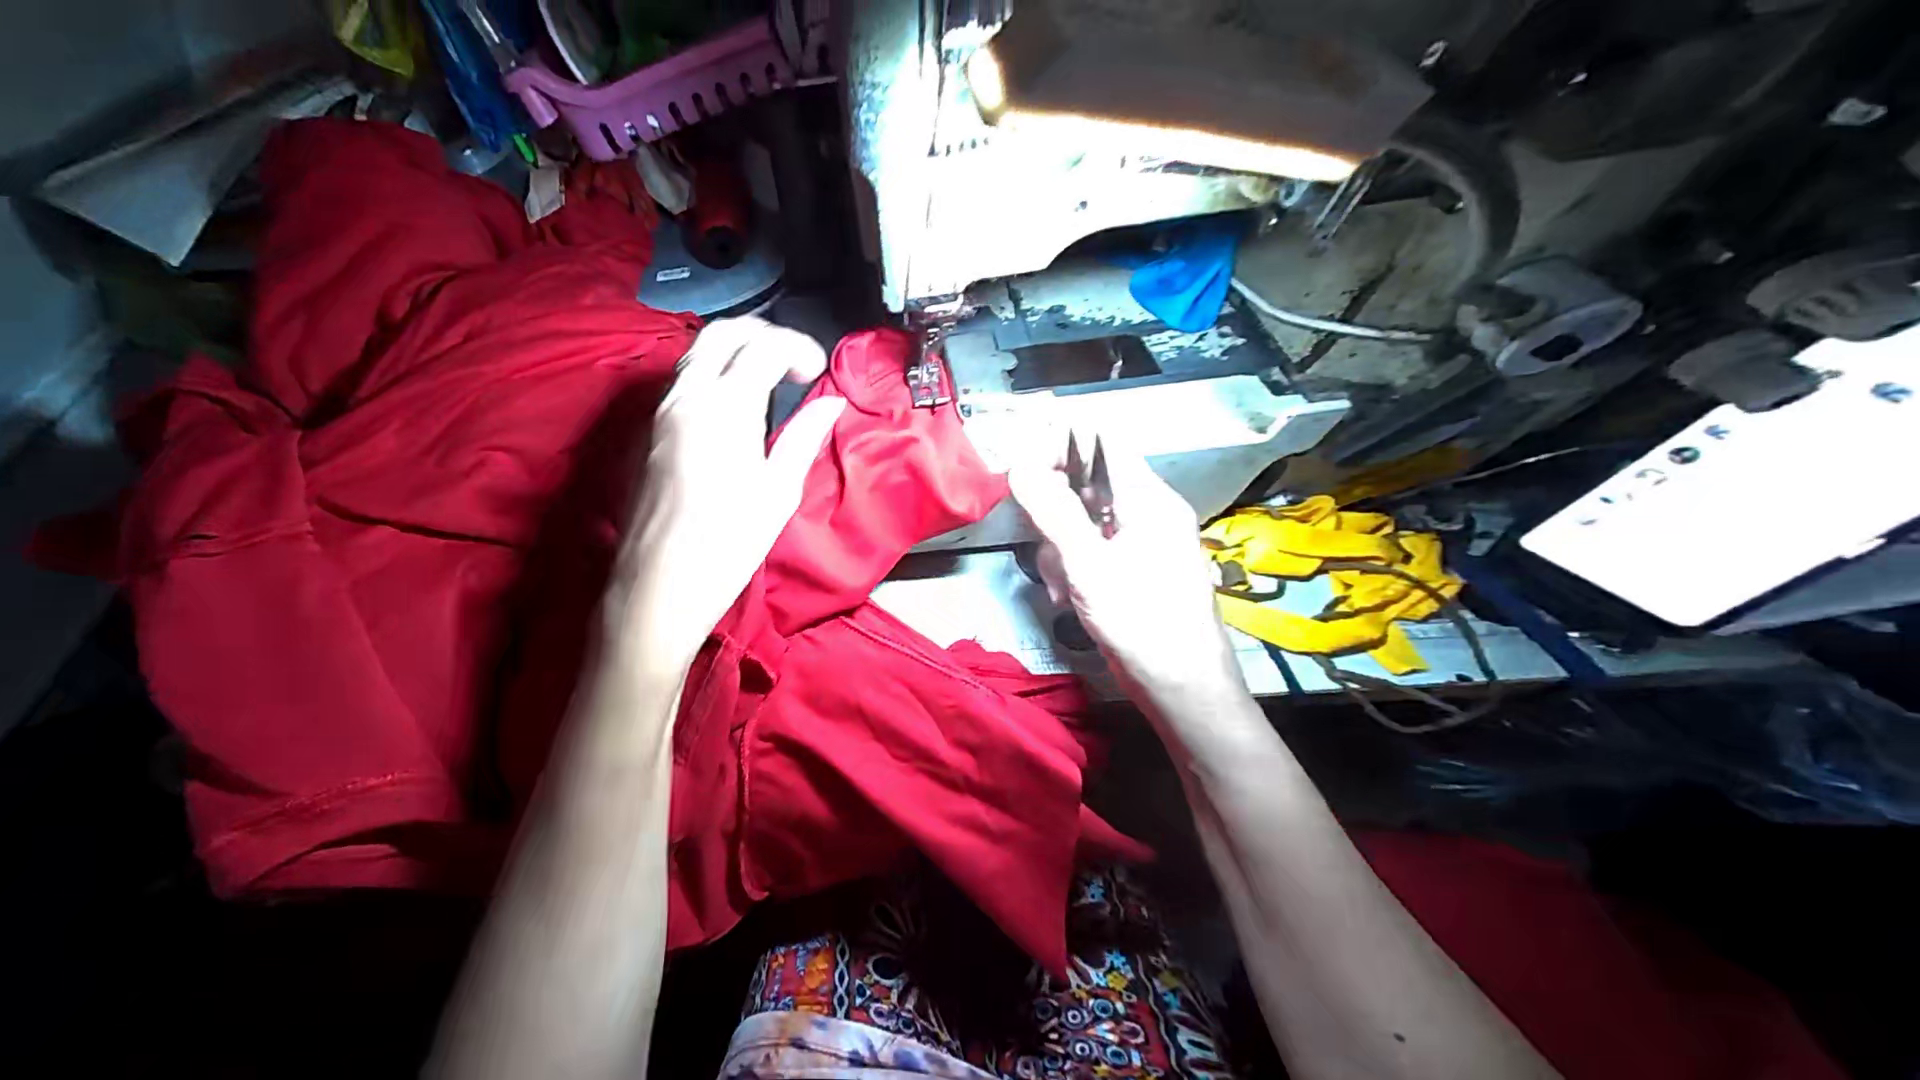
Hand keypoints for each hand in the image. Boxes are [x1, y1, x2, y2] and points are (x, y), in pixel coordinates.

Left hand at [613, 317, 844, 667]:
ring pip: (697, 352)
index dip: (798, 348)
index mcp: (725, 407)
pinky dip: (714, 372)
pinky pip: (683, 379)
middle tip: (793, 361)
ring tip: (768, 378)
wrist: (659, 584)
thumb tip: (831, 402)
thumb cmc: (728, 544)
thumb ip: (804, 436)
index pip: (764, 347)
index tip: (818, 370)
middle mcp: (686, 396)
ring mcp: (661, 411)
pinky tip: (735, 404)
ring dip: (736, 351)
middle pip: (723, 333)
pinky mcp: (649, 430)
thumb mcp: (779, 492)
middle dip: (763, 334)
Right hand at [1008, 429, 1242, 708]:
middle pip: (1087, 484)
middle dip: (1054, 511)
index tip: (1022, 469)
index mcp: (1148, 498)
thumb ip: (1054, 512)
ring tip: (1060, 583)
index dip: (1060, 447)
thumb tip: (1021, 468)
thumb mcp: (1088, 564)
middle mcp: (1147, 513)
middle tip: (1039, 539)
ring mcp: (1140, 543)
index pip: (1102, 444)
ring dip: (1060, 547)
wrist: (1182, 686)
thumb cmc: (1141, 620)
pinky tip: (1067, 596)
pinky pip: (1093, 550)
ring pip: (1083, 521)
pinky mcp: (1132, 571)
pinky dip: (1074, 567)